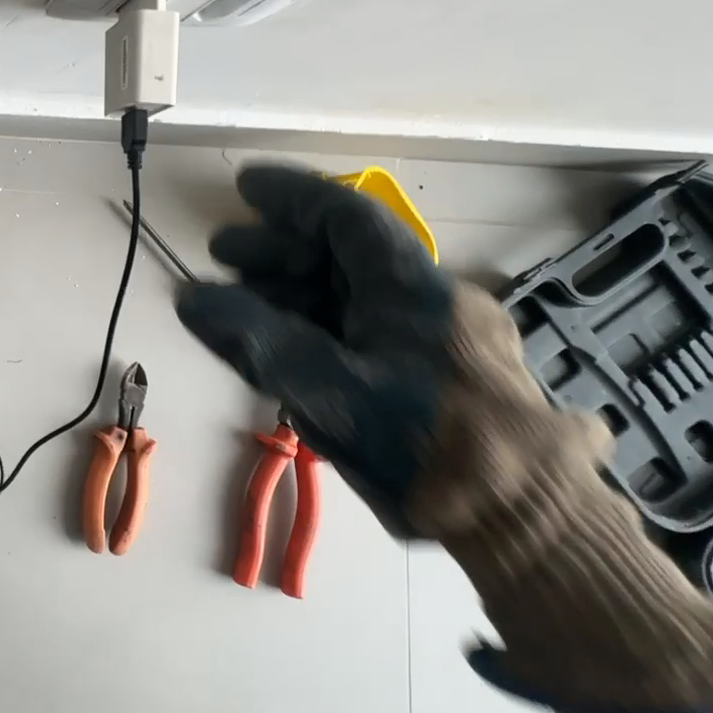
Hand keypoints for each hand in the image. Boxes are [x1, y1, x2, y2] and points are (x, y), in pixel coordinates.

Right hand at [173, 163, 514, 532]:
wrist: (523, 525)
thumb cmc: (422, 442)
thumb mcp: (322, 386)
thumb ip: (251, 335)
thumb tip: (189, 296)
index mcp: (411, 287)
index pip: (345, 217)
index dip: (291, 195)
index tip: (243, 187)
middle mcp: (427, 300)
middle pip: (342, 254)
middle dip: (276, 249)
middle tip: (221, 254)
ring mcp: (432, 338)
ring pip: (348, 293)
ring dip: (288, 290)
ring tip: (236, 305)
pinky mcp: (430, 374)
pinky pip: (359, 327)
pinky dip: (311, 324)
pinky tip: (277, 343)